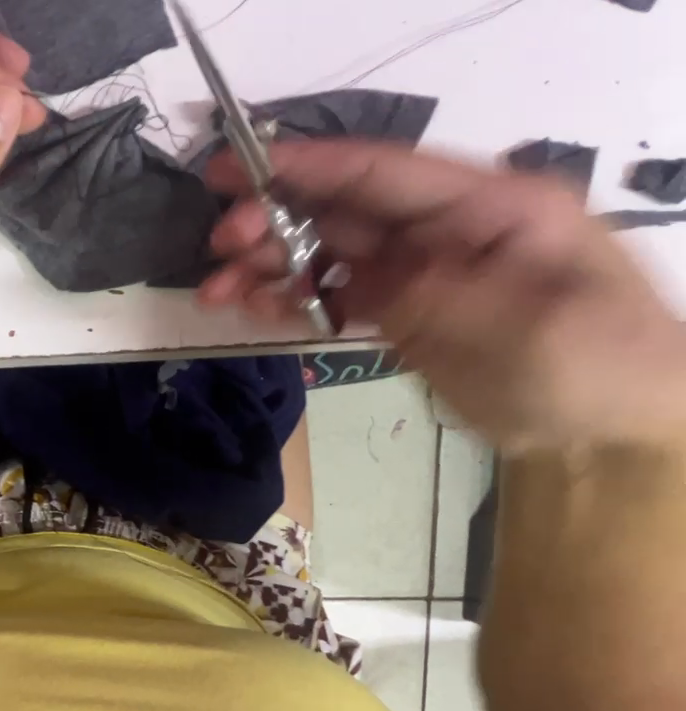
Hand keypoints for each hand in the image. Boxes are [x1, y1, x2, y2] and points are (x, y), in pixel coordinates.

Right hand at [199, 140, 685, 450]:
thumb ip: (436, 293)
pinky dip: (285, 299)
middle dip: (270, 222)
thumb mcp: (527, 326)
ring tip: (216, 292)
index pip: (380, 173)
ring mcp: (418, 270)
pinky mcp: (398, 309)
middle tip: (218, 248)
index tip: (231, 169)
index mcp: (490, 209)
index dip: (303, 166)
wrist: (609, 428)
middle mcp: (446, 229)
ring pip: (321, 252)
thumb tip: (361, 276)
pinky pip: (327, 293)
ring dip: (265, 266)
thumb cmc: (592, 367)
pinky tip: (252, 310)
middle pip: (338, 211)